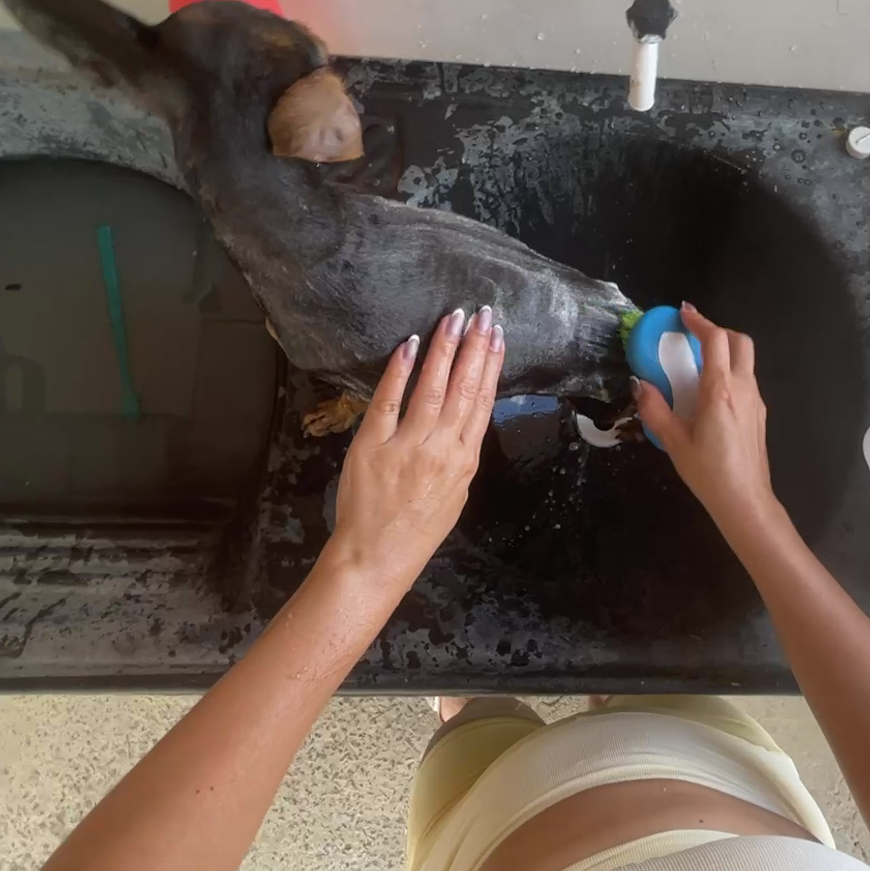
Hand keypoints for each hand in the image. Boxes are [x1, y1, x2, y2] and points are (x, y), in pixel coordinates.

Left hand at [325, 306, 504, 594]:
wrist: (377, 556)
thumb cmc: (419, 528)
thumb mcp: (457, 493)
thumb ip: (460, 453)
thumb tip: (464, 416)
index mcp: (465, 461)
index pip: (483, 402)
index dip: (492, 366)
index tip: (498, 337)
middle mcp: (441, 449)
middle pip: (463, 389)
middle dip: (475, 347)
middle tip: (483, 314)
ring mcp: (406, 446)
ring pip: (431, 388)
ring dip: (444, 350)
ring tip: (454, 320)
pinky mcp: (372, 445)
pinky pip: (388, 401)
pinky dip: (399, 371)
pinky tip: (409, 345)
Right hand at [634, 303, 783, 540]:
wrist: (745, 500)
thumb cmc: (708, 471)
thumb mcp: (673, 441)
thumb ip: (655, 409)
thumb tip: (640, 385)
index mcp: (720, 390)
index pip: (715, 340)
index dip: (700, 321)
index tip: (684, 314)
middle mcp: (743, 388)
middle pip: (740, 342)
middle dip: (718, 331)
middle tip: (694, 337)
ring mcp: (755, 401)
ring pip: (746, 362)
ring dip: (725, 353)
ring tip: (698, 365)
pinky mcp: (759, 415)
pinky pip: (746, 382)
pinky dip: (730, 373)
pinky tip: (711, 394)